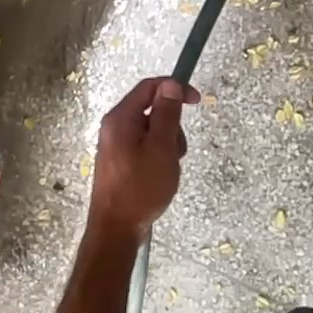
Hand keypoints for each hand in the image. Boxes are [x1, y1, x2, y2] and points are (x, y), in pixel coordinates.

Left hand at [88, 77, 198, 236]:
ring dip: (168, 142)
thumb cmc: (141, 187)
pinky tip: (161, 174)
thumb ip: (167, 114)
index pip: (149, 87)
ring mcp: (116, 144)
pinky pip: (146, 145)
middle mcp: (115, 126)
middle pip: (151, 108)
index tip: (198, 101)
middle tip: (177, 149)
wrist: (117, 228)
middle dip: (172, 124)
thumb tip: (171, 84)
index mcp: (121, 118)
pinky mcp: (121, 160)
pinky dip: (159, 154)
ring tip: (168, 167)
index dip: (175, 88)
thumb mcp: (161, 147)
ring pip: (151, 129)